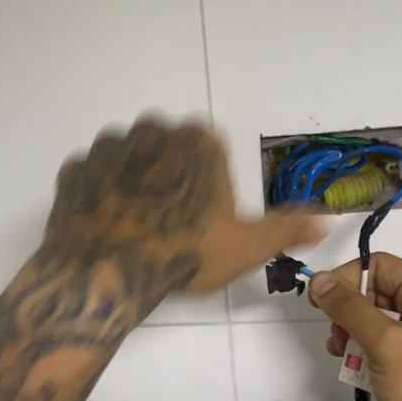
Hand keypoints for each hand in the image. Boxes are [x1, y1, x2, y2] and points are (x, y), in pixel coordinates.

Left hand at [42, 116, 322, 302]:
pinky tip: (109, 224)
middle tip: (174, 223)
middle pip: (171, 149)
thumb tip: (326, 221)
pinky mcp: (75, 169)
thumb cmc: (186, 253)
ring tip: (140, 226)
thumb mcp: (248, 245)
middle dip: (173, 177)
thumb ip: (288, 228)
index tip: (206, 217)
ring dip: (136, 182)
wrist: (108, 272)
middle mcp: (153, 129)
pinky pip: (95, 176)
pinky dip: (102, 193)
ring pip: (131, 159)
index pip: (212, 149)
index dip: (211, 183)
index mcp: (199, 140)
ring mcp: (109, 146)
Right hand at [307, 253, 401, 400]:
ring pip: (376, 321)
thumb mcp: (386, 343)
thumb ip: (350, 308)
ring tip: (338, 351)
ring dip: (352, 332)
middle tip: (332, 331)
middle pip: (378, 292)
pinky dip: (362, 353)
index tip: (321, 299)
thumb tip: (318, 279)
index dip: (349, 277)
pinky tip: (351, 368)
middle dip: (349, 308)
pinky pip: (381, 348)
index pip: (382, 266)